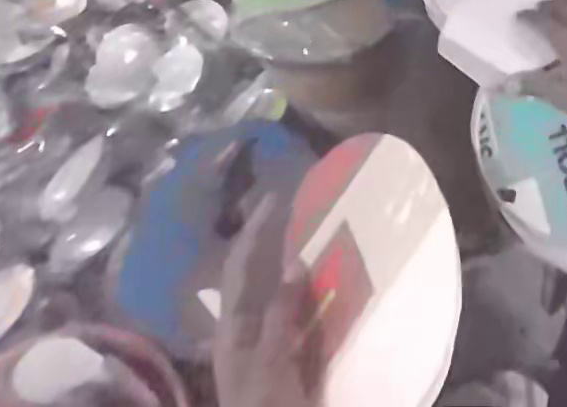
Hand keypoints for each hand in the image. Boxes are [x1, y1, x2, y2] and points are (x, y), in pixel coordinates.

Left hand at [213, 195, 319, 406]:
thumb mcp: (270, 368)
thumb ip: (281, 314)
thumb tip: (294, 261)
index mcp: (233, 331)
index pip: (240, 267)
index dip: (255, 231)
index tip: (276, 197)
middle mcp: (247, 332)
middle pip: (259, 276)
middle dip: (274, 242)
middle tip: (301, 211)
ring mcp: (271, 346)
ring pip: (282, 293)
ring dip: (297, 264)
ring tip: (320, 235)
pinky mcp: (293, 361)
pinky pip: (303, 316)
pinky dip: (315, 294)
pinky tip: (334, 282)